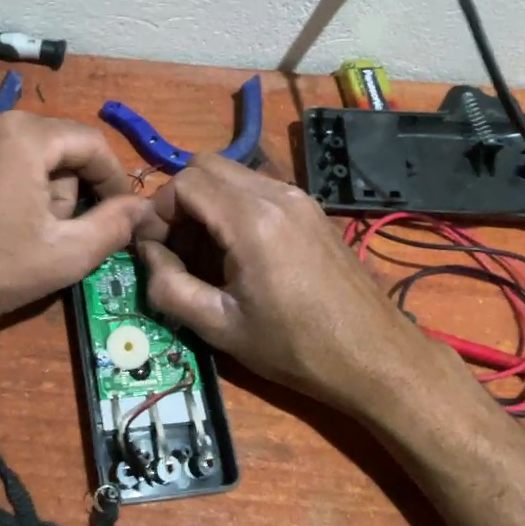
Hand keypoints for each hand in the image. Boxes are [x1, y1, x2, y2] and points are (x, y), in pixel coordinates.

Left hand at [0, 111, 148, 414]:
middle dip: (71, 188)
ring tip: (28, 235)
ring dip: (41, 189)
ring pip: (27, 153)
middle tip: (63, 234)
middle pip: (57, 146)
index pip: (90, 143)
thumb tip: (145, 208)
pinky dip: (11, 185)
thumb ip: (114, 225)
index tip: (122, 213)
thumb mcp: (64, 255)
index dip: (114, 178)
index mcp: (23, 134)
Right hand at [136, 154, 437, 408]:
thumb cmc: (297, 349)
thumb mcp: (220, 328)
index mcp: (251, 220)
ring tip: (204, 251)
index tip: (153, 248)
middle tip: (175, 245)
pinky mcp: (312, 210)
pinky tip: (237, 252)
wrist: (377, 359)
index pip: (184, 182)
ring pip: (233, 173)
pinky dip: (233, 205)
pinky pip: (258, 187)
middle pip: (206, 165)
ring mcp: (299, 198)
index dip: (157, 210)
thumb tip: (148, 255)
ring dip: (206, 201)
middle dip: (179, 200)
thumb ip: (170, 287)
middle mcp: (276, 194)